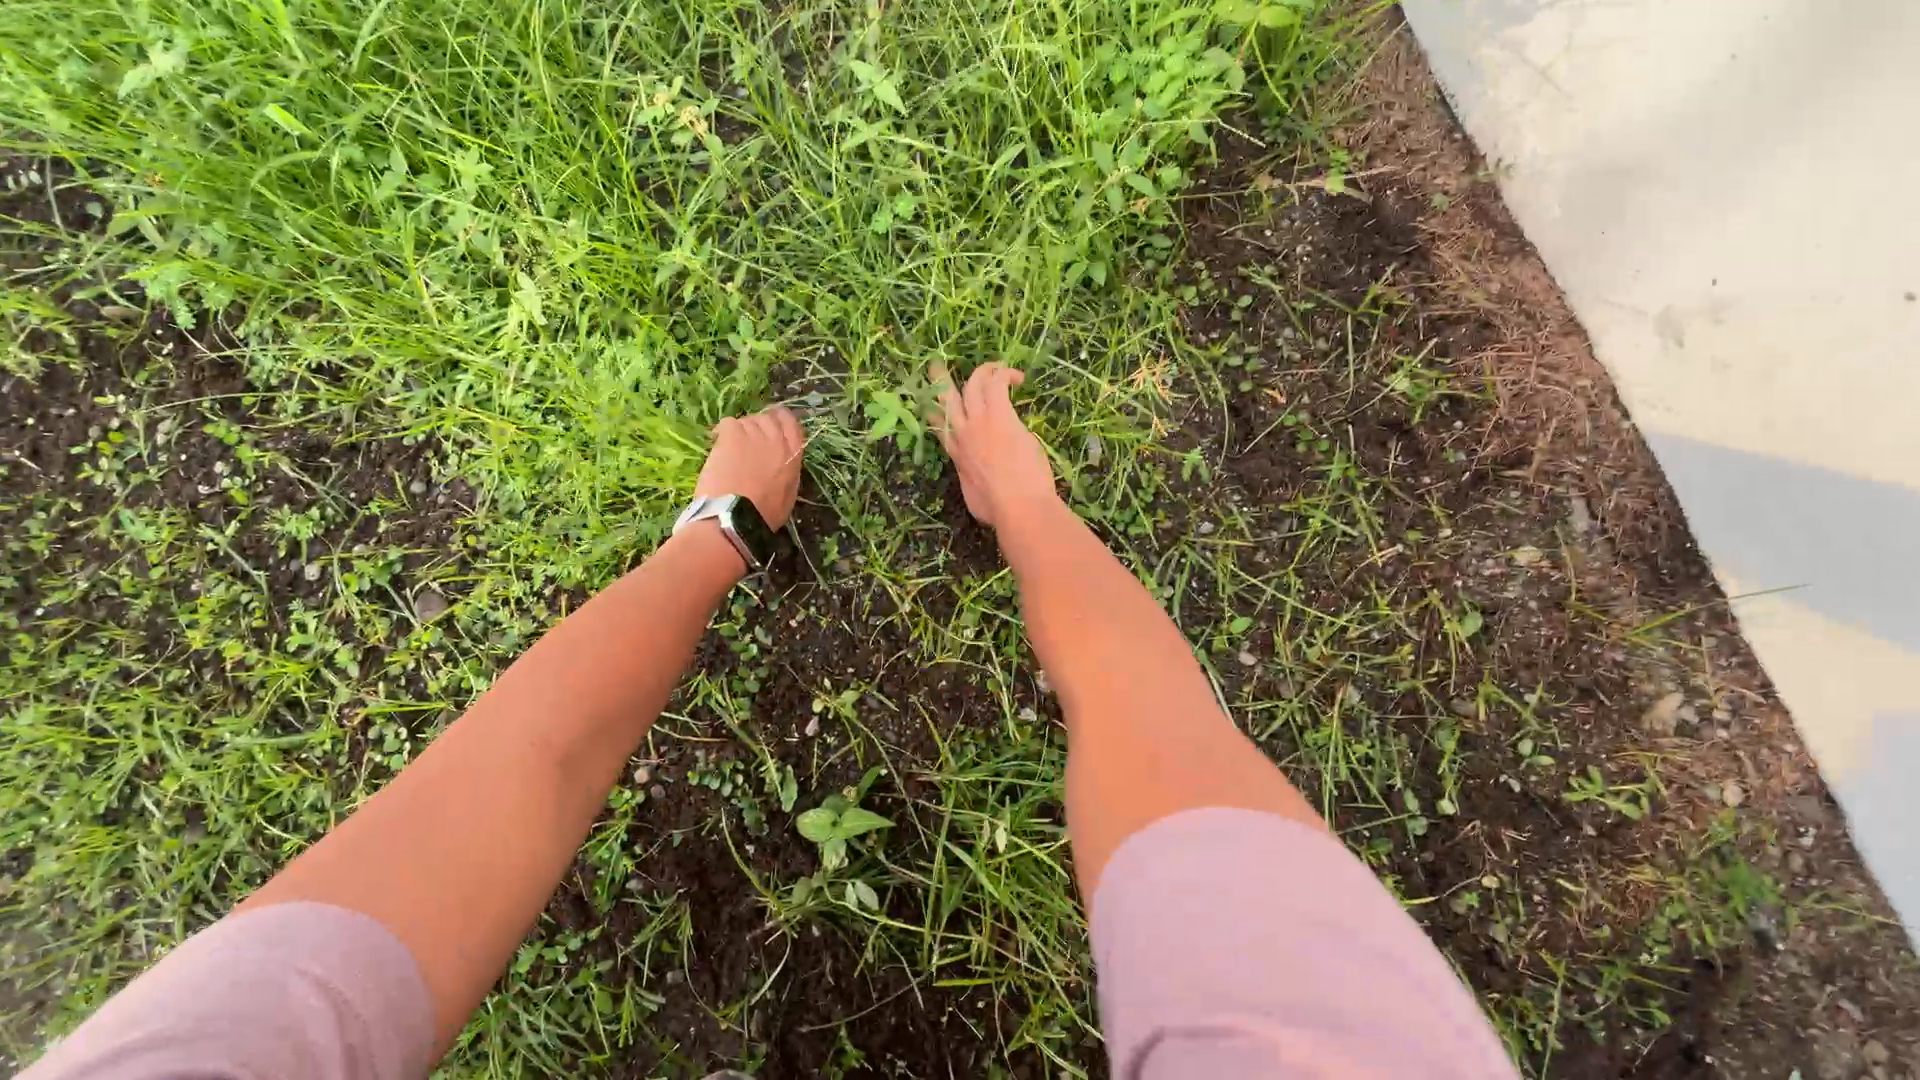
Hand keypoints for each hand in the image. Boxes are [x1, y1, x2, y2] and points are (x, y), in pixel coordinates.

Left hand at [696, 406, 804, 527]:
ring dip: (740, 431)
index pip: (791, 424)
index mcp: (793, 455)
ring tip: (730, 449)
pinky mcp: (733, 435)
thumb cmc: (763, 513)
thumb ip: (787, 471)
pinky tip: (718, 446)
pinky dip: (722, 432)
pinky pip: (728, 424)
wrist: (736, 516)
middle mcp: (777, 439)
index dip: (780, 421)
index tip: (771, 425)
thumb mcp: (788, 493)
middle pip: (768, 419)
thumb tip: (781, 464)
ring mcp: (755, 434)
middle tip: (746, 440)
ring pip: (747, 421)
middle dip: (758, 426)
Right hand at [930, 362, 1057, 527]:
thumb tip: (979, 484)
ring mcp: (980, 422)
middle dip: (939, 380)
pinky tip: (1016, 377)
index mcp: (956, 455)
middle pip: (946, 399)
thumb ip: (973, 483)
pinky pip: (996, 383)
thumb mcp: (975, 498)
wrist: (1016, 505)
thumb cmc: (999, 509)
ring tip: (996, 367)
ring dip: (983, 371)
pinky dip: (1004, 374)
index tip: (932, 404)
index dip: (934, 412)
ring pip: (972, 384)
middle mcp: (962, 434)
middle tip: (937, 366)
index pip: (939, 426)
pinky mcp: (1000, 415)